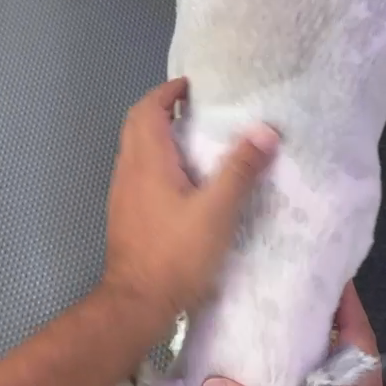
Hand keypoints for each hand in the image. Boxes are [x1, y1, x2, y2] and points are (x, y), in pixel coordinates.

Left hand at [98, 78, 277, 329]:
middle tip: (192, 106)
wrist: (136, 300)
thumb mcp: (217, 211)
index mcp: (147, 160)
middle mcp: (128, 169)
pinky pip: (136, 170)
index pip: (147, 109)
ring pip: (134, 148)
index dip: (166, 92)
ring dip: (156, 133)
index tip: (190, 86)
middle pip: (136, 124)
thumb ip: (239, 170)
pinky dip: (154, 158)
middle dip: (160, 108)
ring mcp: (122, 191)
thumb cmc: (176, 252)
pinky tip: (180, 178)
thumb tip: (264, 130)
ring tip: (191, 137)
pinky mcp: (124, 212)